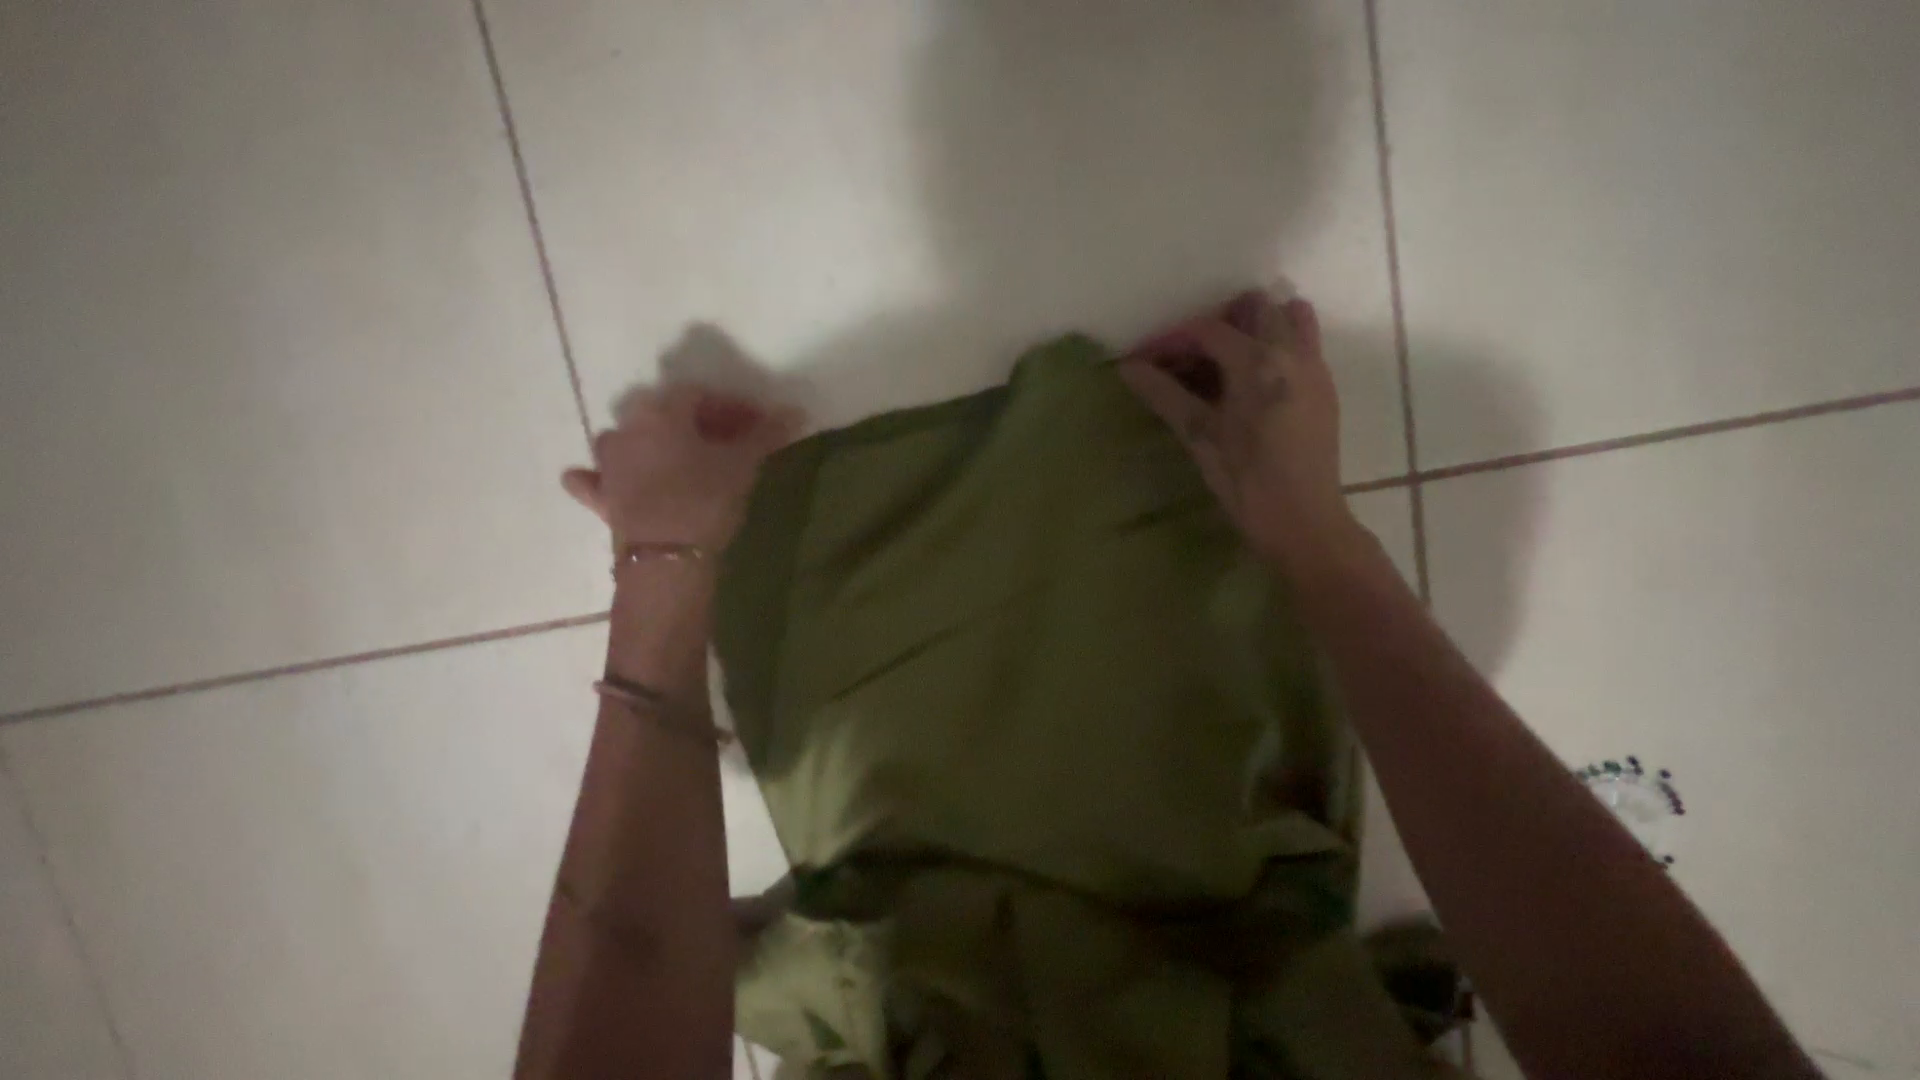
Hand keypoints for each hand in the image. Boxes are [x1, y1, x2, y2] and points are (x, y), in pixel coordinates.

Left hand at [562, 387, 800, 552]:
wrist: (667, 557)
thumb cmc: (706, 499)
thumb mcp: (743, 464)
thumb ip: (767, 434)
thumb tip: (796, 410)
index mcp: (663, 412)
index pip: (699, 395)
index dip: (730, 406)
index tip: (756, 424)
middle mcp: (629, 428)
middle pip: (662, 413)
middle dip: (693, 423)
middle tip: (722, 442)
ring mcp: (609, 463)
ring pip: (625, 439)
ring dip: (648, 442)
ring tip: (675, 459)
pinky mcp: (602, 498)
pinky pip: (593, 480)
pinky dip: (599, 477)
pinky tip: (603, 480)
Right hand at [1118, 290, 1357, 561]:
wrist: (1303, 520)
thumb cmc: (1245, 482)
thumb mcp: (1199, 436)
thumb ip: (1164, 395)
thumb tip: (1128, 368)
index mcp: (1256, 362)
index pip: (1208, 330)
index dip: (1172, 340)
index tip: (1147, 360)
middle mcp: (1291, 353)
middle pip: (1255, 308)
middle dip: (1218, 323)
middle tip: (1190, 358)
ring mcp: (1314, 368)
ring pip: (1289, 318)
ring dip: (1257, 326)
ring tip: (1227, 361)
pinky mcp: (1325, 389)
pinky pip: (1304, 345)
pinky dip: (1278, 346)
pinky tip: (1253, 383)